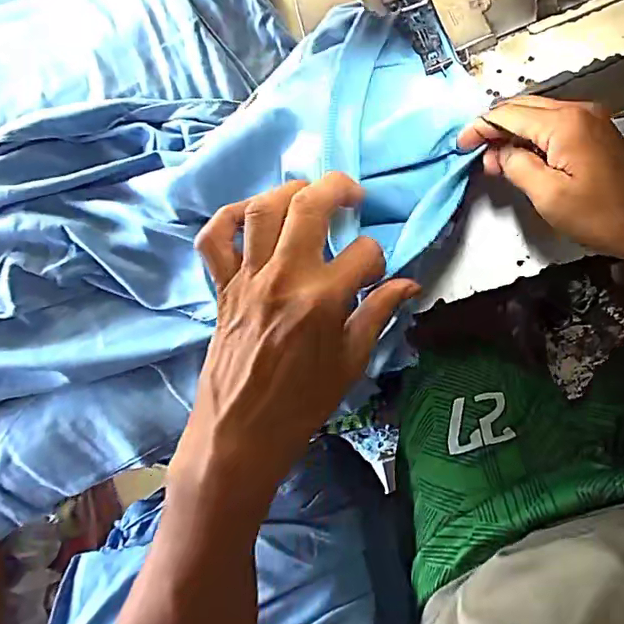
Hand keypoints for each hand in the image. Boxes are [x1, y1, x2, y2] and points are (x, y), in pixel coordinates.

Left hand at [171, 173, 418, 525]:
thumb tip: (409, 284)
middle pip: (308, 206)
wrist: (239, 436)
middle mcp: (283, 278)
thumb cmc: (301, 404)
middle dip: (337, 187)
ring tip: (307, 193)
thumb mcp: (351, 362)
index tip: (376, 273)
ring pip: (261, 211)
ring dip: (287, 191)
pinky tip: (250, 216)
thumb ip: (379, 314)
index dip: (378, 258)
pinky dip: (229, 217)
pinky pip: (214, 239)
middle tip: (353, 193)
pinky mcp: (222, 288)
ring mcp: (247, 279)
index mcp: (322, 300)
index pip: (364, 252)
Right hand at [458, 95, 623, 270]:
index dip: (480, 128)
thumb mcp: (549, 196)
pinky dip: (533, 136)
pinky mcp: (597, 133)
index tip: (461, 146)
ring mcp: (591, 120)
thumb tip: (500, 153)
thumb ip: (518, 167)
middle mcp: (578, 111)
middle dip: (495, 127)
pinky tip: (524, 157)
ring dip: (514, 132)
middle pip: (523, 107)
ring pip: (538, 114)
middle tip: (477, 155)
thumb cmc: (602, 215)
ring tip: (497, 160)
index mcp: (564, 123)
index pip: (508, 114)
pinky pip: (555, 125)